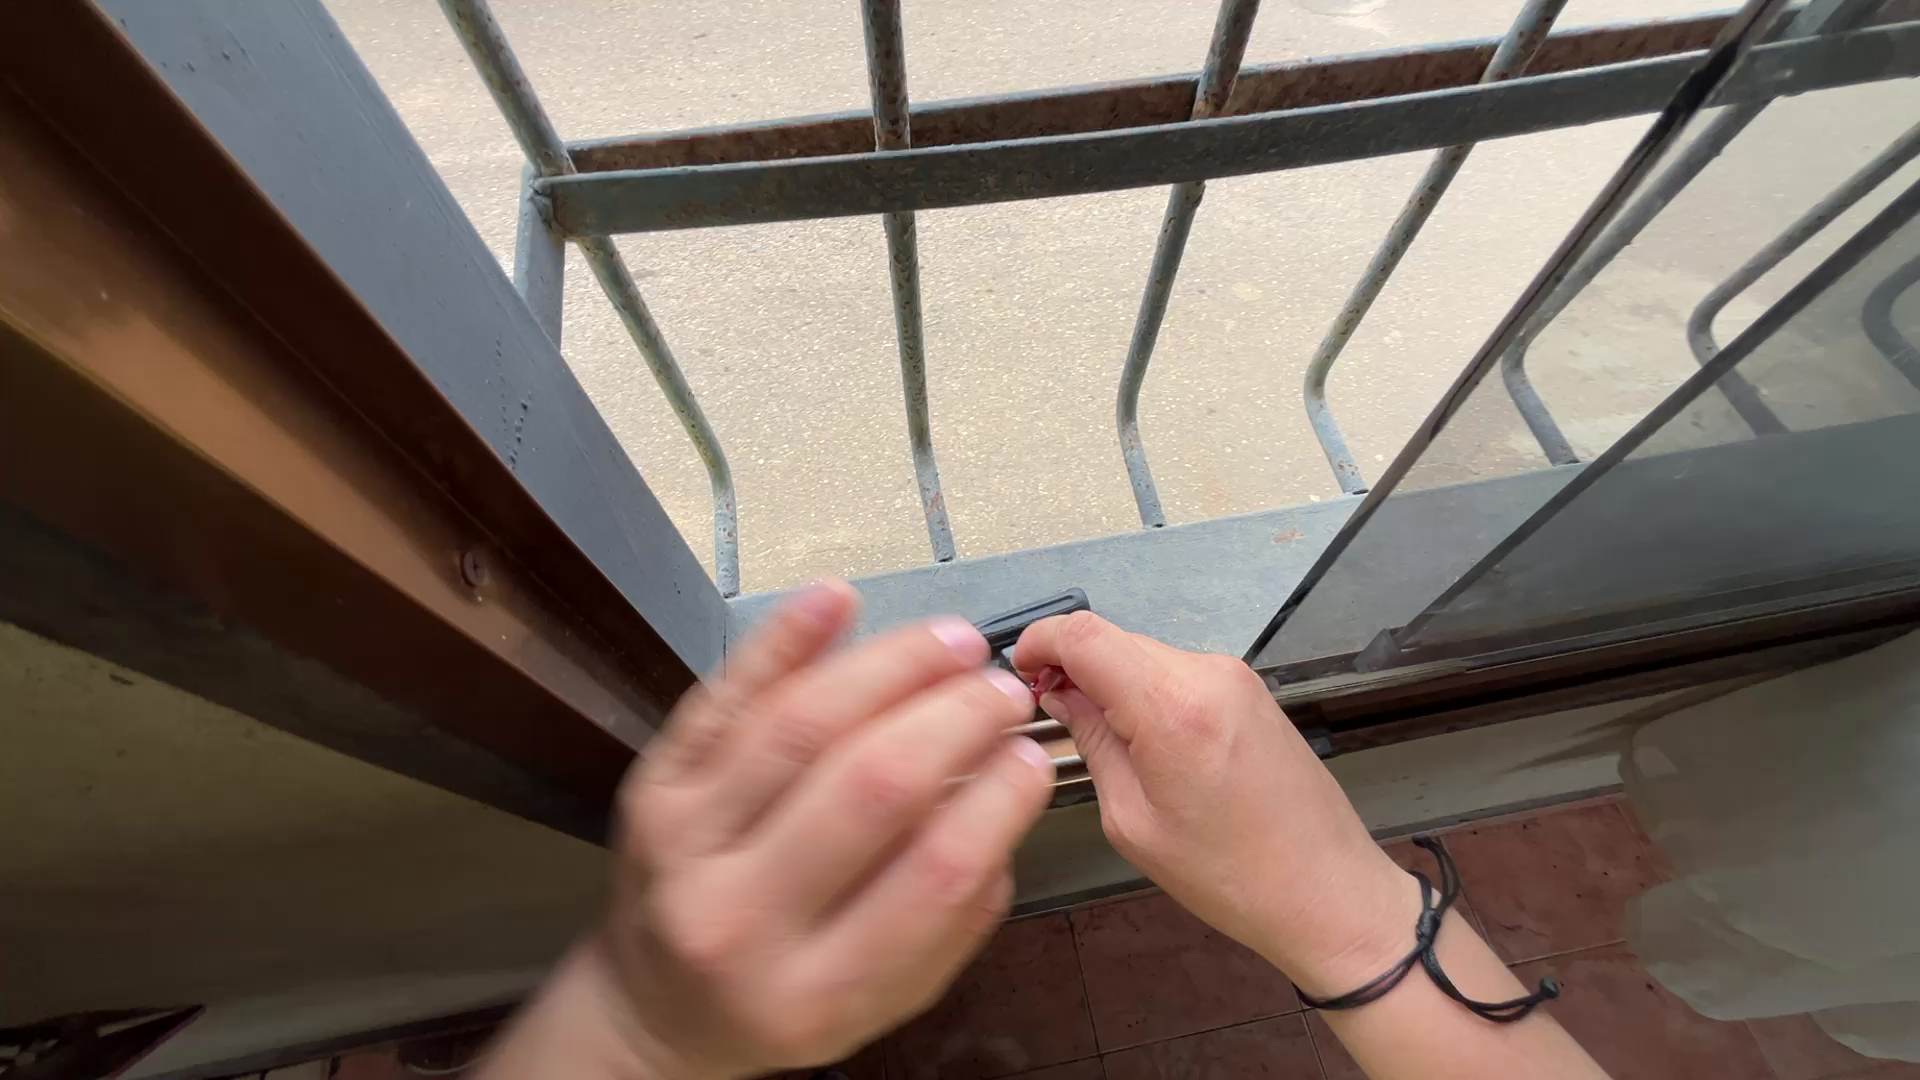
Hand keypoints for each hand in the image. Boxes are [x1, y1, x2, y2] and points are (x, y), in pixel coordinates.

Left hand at [595, 581, 1054, 1078]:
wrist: (656, 1003)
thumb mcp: (881, 996)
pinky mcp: (657, 781)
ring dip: (891, 666)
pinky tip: (838, 598)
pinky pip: (724, 696)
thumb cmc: (782, 997)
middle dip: (954, 717)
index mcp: (814, 992)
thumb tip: (999, 792)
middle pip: (867, 784)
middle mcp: (738, 916)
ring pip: (800, 724)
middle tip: (1001, 688)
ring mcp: (684, 839)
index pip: (930, 875)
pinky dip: (785, 639)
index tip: (1031, 753)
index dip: (997, 800)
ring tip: (951, 641)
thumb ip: (953, 917)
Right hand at [1014, 613, 1414, 996]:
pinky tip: (1137, 729)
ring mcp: (1232, 676)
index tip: (1022, 667)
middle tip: (1050, 706)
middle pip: (1110, 637)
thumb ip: (1091, 740)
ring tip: (1096, 727)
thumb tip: (1060, 694)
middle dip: (1070, 663)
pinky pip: (1173, 668)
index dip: (1040, 640)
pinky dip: (1141, 685)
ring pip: (1140, 651)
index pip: (1084, 634)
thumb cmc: (1233, 875)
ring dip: (1107, 676)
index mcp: (1172, 708)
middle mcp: (1207, 675)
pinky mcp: (1246, 687)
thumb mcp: (1132, 819)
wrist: (1329, 893)